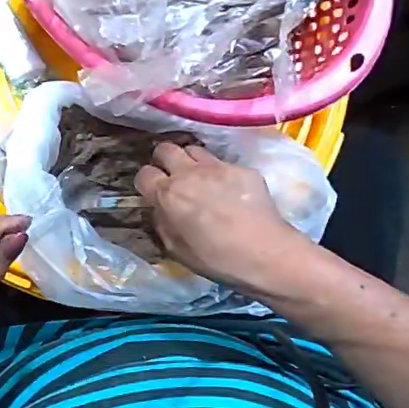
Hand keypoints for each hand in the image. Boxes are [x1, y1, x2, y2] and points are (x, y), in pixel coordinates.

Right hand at [135, 143, 307, 291]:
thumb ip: (162, 223)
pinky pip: (222, 163)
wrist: (264, 253)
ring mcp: (218, 167)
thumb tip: (160, 209)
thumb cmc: (215, 258)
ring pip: (193, 149)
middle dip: (163, 160)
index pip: (143, 174)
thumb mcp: (175, 249)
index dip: (146, 183)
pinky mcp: (242, 168)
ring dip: (190, 161)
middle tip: (171, 176)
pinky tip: (228, 190)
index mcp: (168, 195)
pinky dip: (219, 173)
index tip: (152, 192)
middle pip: (165, 149)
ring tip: (198, 177)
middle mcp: (189, 173)